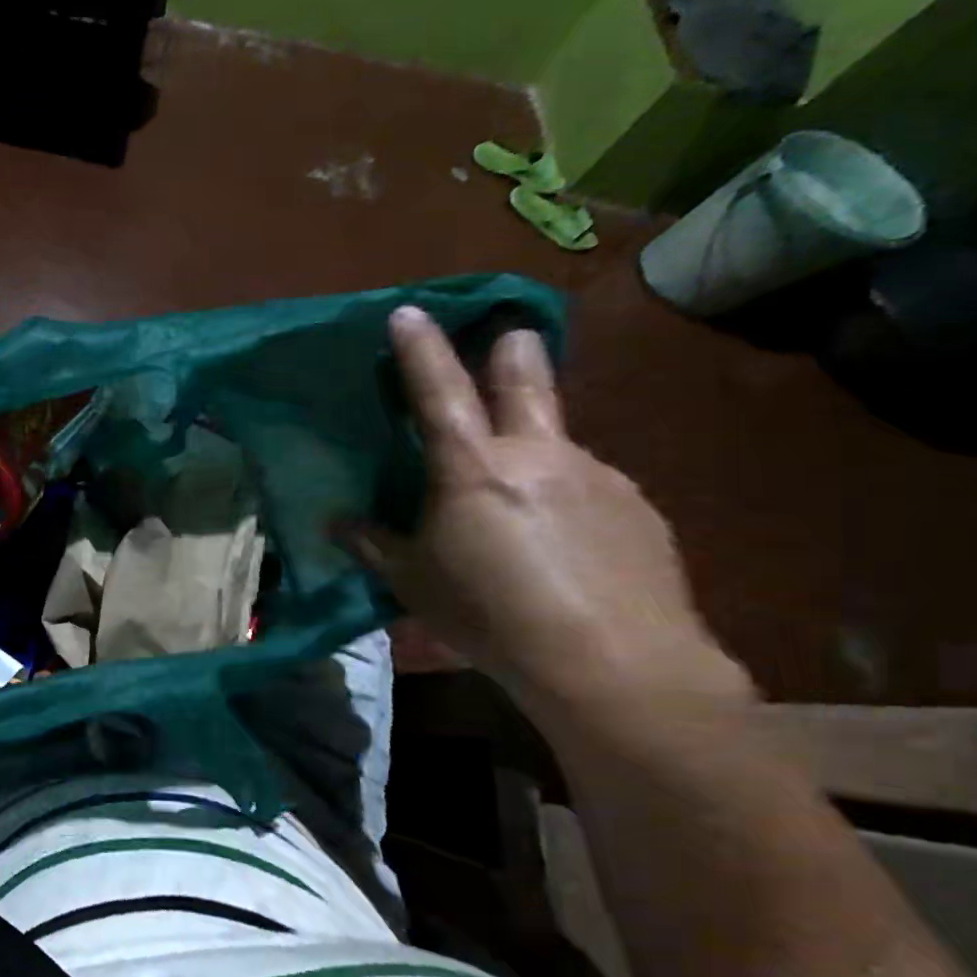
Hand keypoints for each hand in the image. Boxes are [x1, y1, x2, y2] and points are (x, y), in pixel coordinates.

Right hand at [344, 307, 751, 716]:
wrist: (615, 666)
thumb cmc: (492, 617)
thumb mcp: (416, 584)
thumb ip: (375, 545)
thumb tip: (338, 523)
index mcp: (474, 469)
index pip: (440, 391)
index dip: (421, 348)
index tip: (410, 310)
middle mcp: (538, 455)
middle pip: (526, 380)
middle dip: (513, 352)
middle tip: (510, 337)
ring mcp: (596, 476)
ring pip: (559, 440)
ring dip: (537, 445)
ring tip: (525, 496)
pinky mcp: (639, 508)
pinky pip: (591, 485)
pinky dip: (569, 496)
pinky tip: (568, 543)